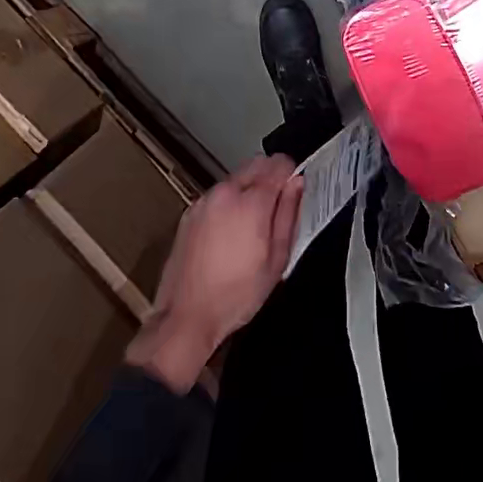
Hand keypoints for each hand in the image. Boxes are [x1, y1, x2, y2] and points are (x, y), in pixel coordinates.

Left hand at [124, 155, 302, 392]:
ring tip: (252, 224)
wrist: (185, 318)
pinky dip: (228, 201)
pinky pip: (217, 194)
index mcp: (251, 202)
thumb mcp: (277, 259)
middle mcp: (225, 193)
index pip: (279, 164)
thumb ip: (289, 214)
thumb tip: (297, 184)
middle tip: (276, 208)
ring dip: (249, 189)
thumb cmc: (235, 295)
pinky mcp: (189, 213)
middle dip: (270, 176)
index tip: (293, 191)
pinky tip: (230, 233)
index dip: (291, 174)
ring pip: (236, 177)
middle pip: (257, 163)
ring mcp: (204, 201)